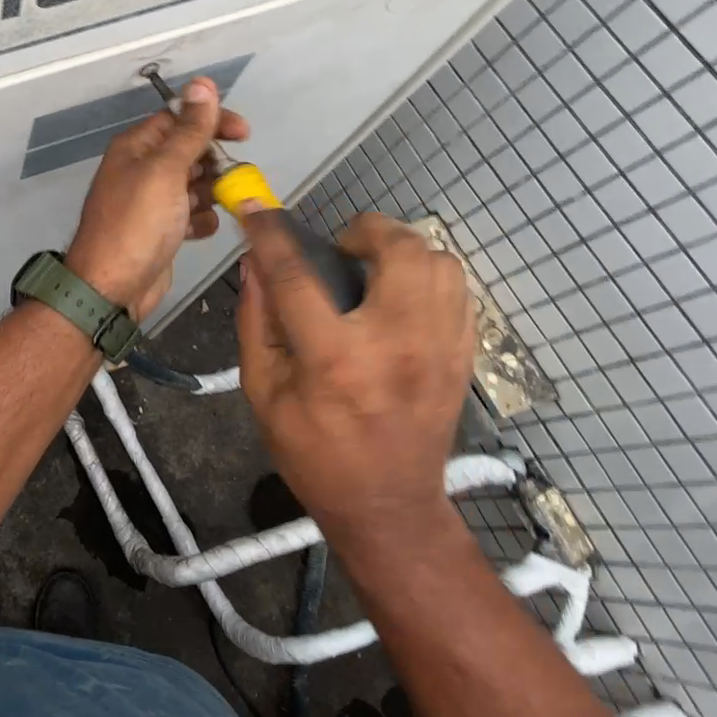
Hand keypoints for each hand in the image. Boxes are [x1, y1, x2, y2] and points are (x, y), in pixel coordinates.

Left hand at [65, 77, 248, 318]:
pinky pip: (191, 215)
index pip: (179, 119)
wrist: (112, 288)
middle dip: (212, 164)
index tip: (244, 134)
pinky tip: (197, 231)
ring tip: (207, 208)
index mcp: (135, 147)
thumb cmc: (136, 224)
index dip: (211, 121)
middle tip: (225, 181)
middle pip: (190, 151)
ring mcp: (151, 202)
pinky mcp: (161, 230)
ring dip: (209, 194)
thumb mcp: (165, 170)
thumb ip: (188, 130)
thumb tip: (202, 84)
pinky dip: (200, 221)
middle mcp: (141, 169)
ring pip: (195, 184)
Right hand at [234, 210, 474, 546]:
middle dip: (364, 229)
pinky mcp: (463, 358)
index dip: (271, 235)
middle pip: (399, 249)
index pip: (297, 275)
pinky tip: (400, 295)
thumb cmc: (313, 454)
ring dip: (401, 251)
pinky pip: (458, 290)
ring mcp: (441, 349)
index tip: (255, 210)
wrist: (388, 506)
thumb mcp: (263, 392)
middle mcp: (397, 344)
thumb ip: (256, 323)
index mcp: (335, 359)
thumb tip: (253, 264)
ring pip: (440, 261)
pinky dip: (427, 277)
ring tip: (373, 269)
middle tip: (340, 247)